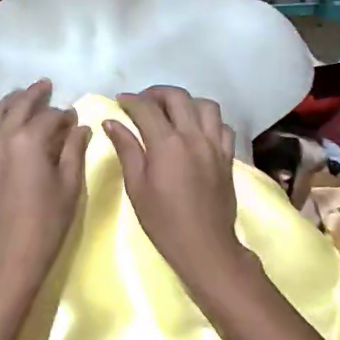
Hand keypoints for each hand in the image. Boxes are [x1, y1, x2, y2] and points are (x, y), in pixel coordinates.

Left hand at [0, 80, 91, 281]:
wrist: (13, 249)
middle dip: (34, 94)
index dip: (65, 115)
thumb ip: (74, 150)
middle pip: (18, 106)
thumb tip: (81, 127)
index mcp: (29, 140)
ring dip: (9, 102)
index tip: (75, 119)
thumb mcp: (70, 183)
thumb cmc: (48, 218)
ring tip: (20, 97)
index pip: (50, 117)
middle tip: (45, 85)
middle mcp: (3, 137)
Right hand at [104, 86, 245, 279]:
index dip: (131, 100)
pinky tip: (197, 132)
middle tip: (143, 104)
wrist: (204, 246)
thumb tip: (112, 122)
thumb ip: (127, 149)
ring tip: (173, 114)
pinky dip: (209, 121)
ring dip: (186, 103)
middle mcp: (193, 136)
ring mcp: (214, 144)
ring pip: (205, 105)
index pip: (147, 108)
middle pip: (177, 97)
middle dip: (157, 93)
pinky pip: (223, 126)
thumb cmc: (163, 221)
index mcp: (167, 143)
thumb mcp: (137, 187)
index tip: (121, 101)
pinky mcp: (227, 156)